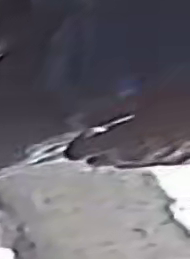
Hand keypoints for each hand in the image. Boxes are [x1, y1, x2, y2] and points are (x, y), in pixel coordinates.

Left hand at [65, 89, 189, 167]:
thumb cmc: (187, 96)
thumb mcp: (145, 98)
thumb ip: (109, 113)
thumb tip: (81, 121)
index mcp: (118, 142)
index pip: (79, 151)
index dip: (79, 142)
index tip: (92, 129)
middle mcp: (132, 157)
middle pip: (98, 160)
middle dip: (99, 148)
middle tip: (111, 131)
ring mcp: (157, 161)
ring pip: (124, 162)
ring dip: (122, 151)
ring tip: (137, 133)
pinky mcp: (179, 161)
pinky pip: (151, 160)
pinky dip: (149, 151)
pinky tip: (162, 138)